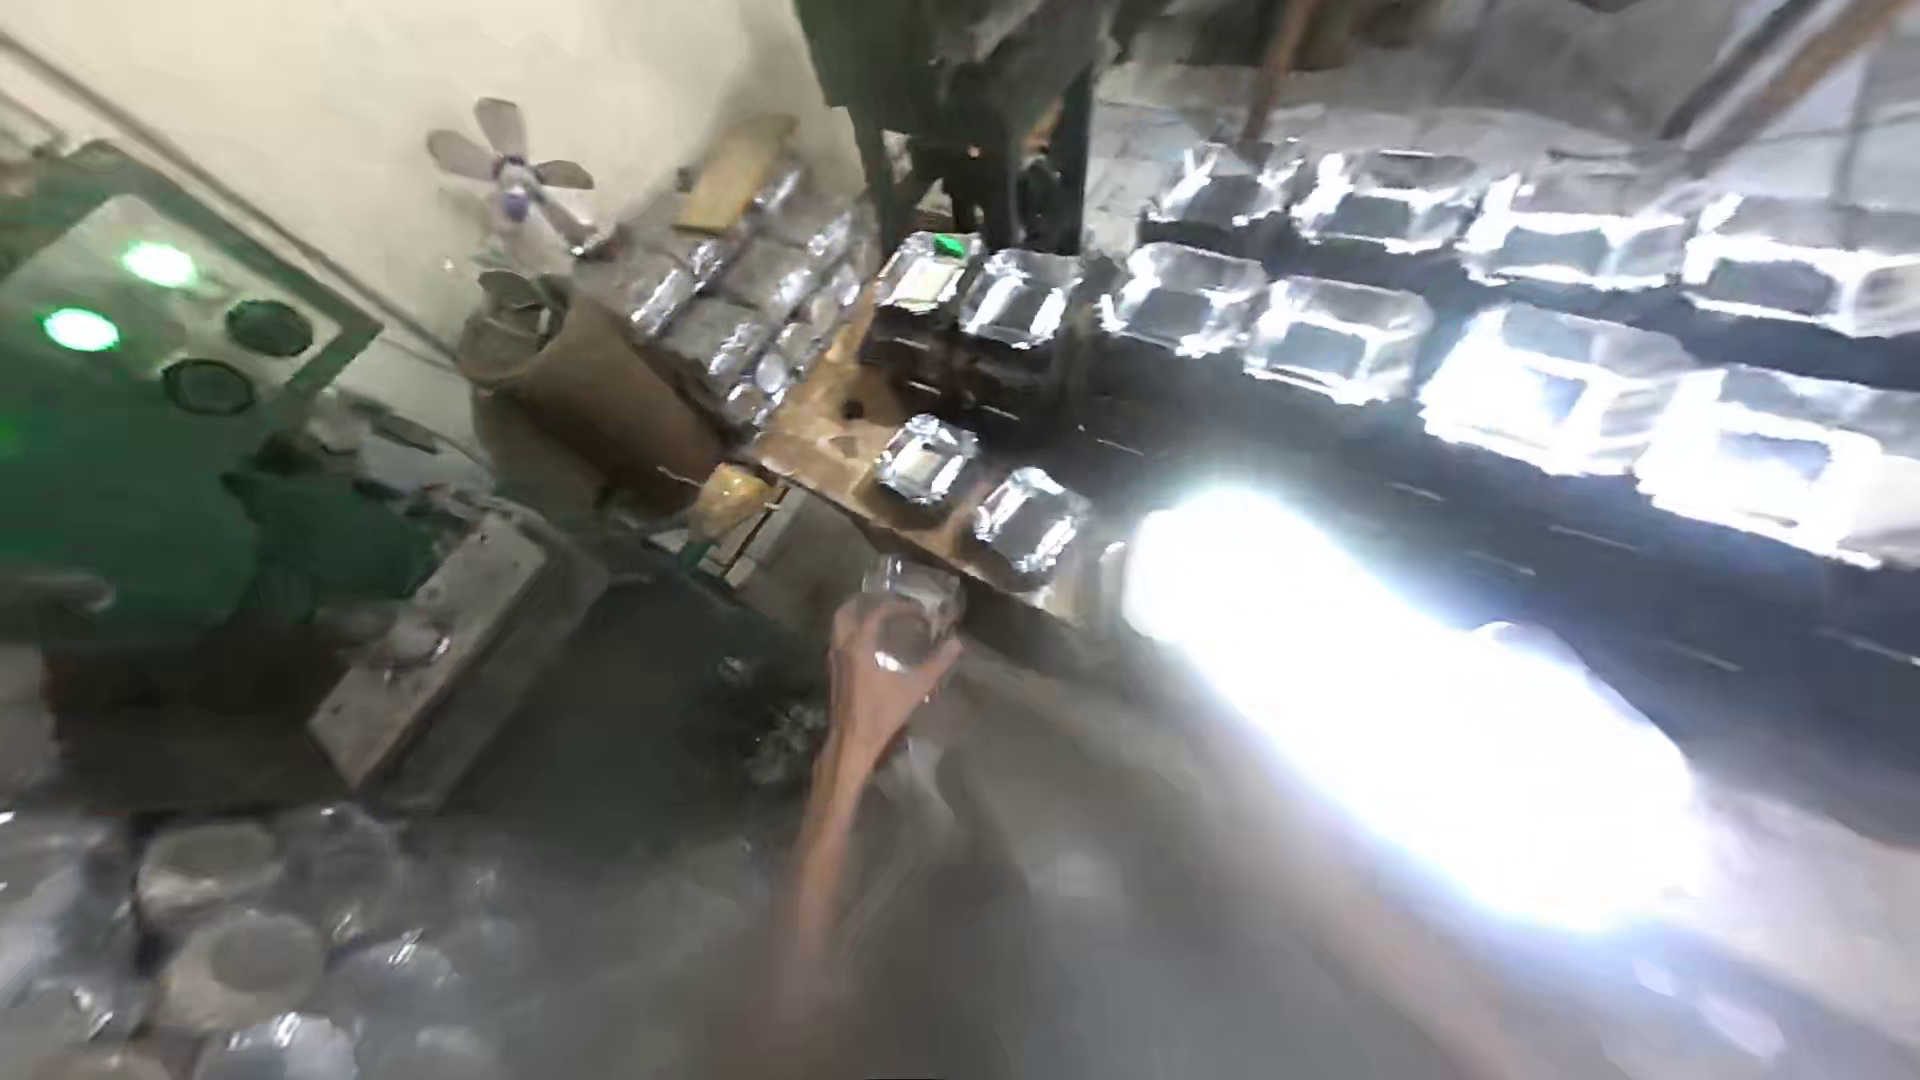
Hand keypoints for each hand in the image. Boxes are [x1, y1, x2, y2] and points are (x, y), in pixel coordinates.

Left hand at [821, 598, 962, 787]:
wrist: (853, 741)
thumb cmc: (882, 713)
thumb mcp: (915, 688)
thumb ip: (937, 664)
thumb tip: (956, 644)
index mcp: (859, 645)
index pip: (877, 612)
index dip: (898, 607)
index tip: (917, 611)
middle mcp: (842, 646)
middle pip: (847, 612)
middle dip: (865, 602)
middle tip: (888, 603)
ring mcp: (834, 659)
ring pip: (840, 626)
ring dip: (857, 617)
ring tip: (880, 619)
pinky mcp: (834, 672)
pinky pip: (840, 640)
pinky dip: (853, 633)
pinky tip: (872, 643)